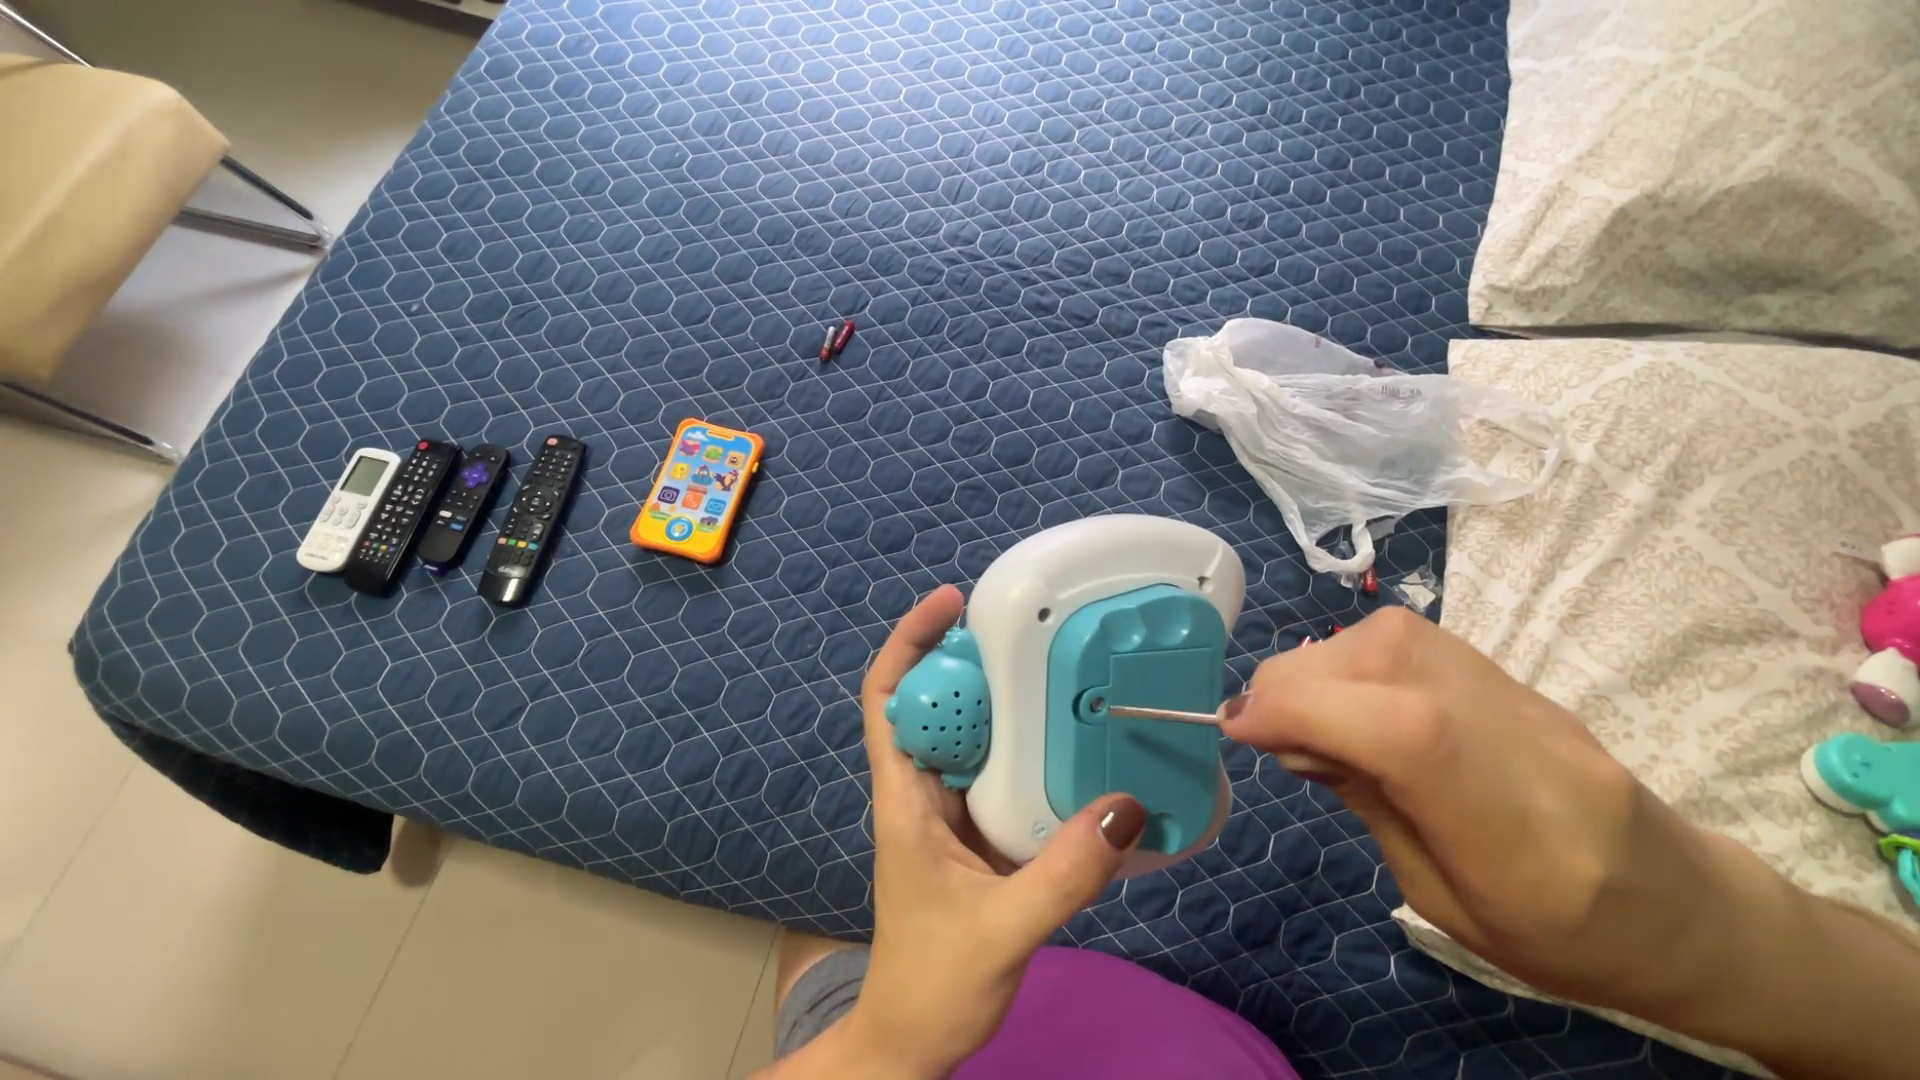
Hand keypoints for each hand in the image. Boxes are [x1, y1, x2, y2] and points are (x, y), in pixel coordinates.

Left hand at [845, 585, 1144, 1076]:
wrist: (916, 1037)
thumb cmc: (935, 982)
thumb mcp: (1003, 928)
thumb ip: (1065, 873)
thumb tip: (1128, 804)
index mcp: (905, 799)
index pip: (888, 699)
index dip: (909, 642)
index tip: (950, 602)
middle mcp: (923, 793)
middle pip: (936, 703)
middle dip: (972, 658)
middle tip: (1031, 629)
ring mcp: (950, 813)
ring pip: (972, 736)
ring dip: (1005, 701)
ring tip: (1059, 670)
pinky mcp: (977, 834)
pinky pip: (1001, 773)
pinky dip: (1030, 749)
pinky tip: (1073, 743)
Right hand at [1217, 609, 1779, 1030]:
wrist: (1686, 909)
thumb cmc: (1562, 941)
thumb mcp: (1443, 902)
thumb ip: (1371, 804)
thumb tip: (1295, 733)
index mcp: (1519, 840)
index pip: (1404, 733)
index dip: (1303, 710)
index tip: (1236, 727)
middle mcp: (1527, 745)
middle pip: (1388, 660)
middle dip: (1294, 682)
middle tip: (1261, 728)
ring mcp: (1526, 697)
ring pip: (1392, 635)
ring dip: (1318, 664)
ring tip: (1302, 714)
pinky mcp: (1513, 674)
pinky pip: (1411, 640)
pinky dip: (1352, 657)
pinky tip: (1345, 696)